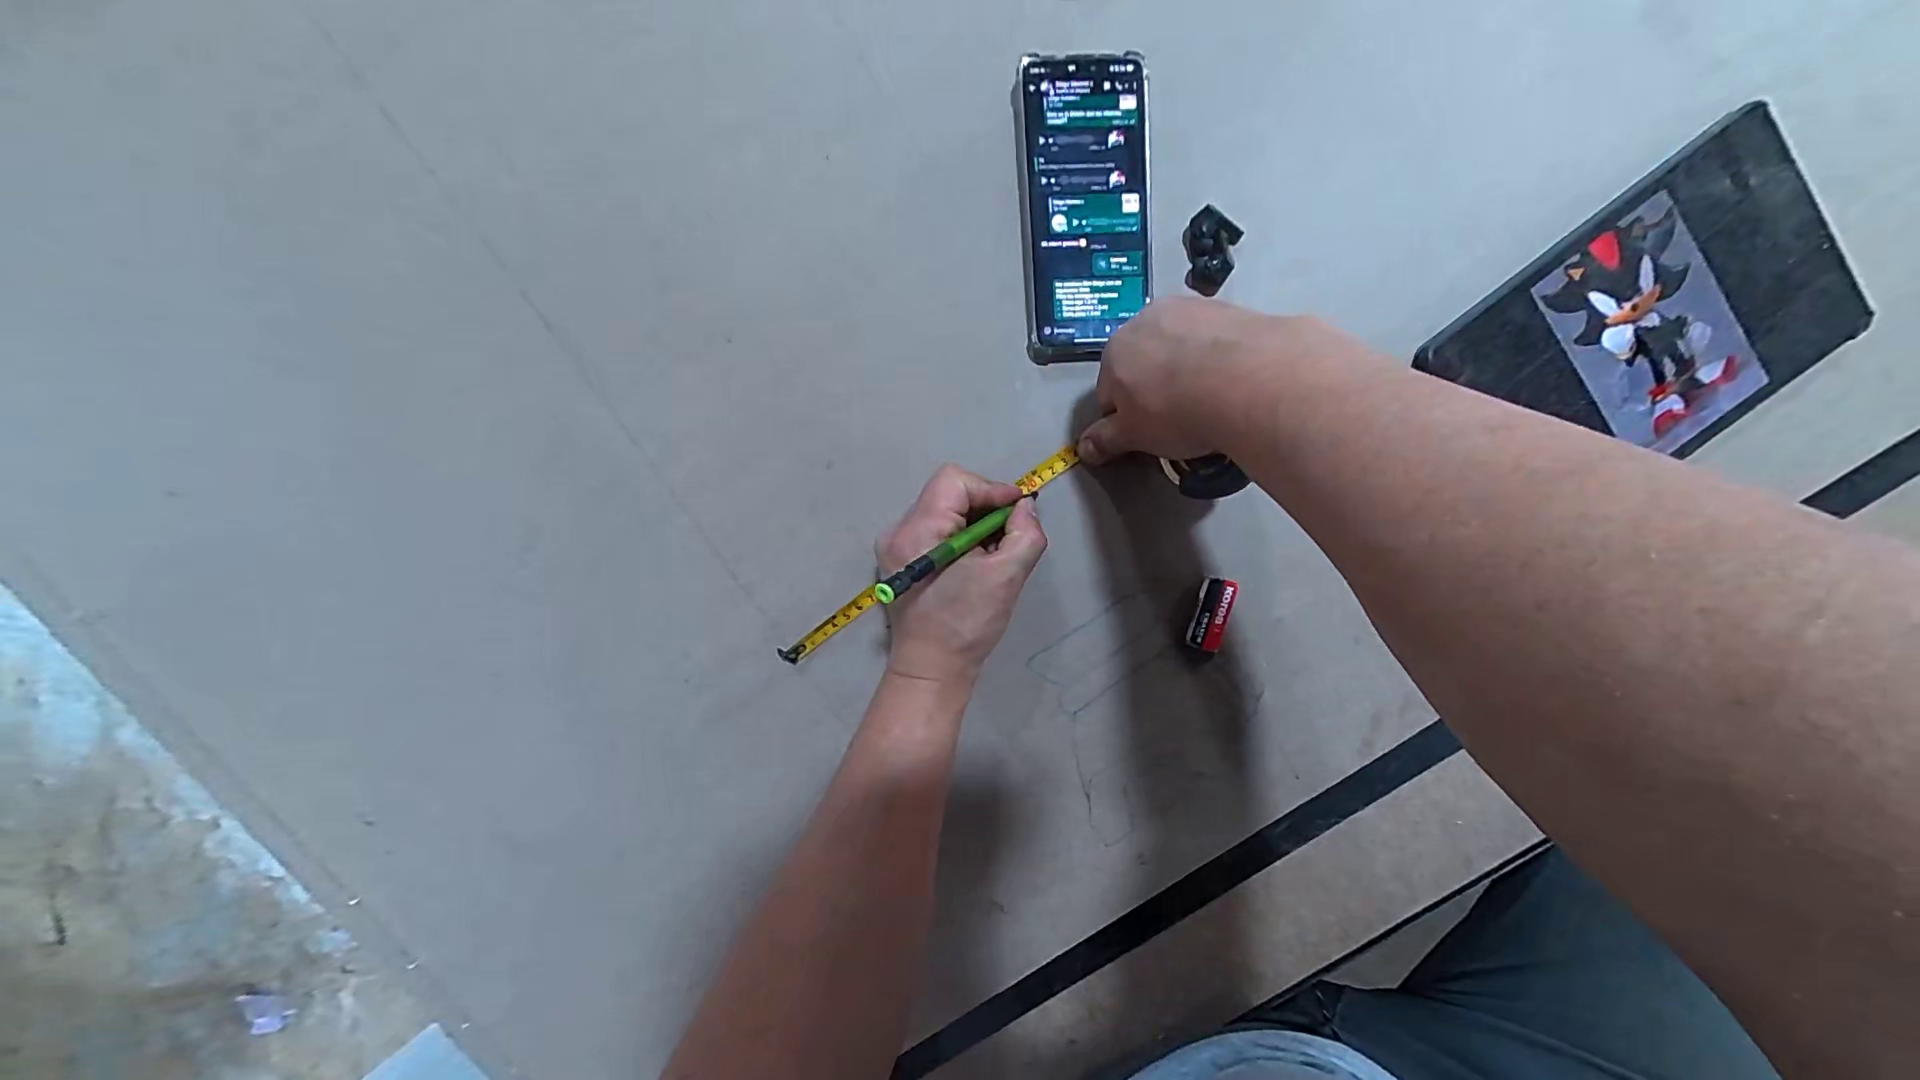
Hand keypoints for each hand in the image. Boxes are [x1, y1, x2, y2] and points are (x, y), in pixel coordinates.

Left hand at [877, 465, 1047, 685]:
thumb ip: (1025, 533)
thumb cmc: (965, 626)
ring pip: (944, 511)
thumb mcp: (1006, 577)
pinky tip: (976, 563)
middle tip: (1009, 535)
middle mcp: (899, 531)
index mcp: (917, 531)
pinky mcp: (903, 560)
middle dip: (985, 508)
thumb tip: (1025, 506)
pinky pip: (937, 531)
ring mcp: (896, 546)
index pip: (955, 481)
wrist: (931, 670)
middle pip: (949, 494)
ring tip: (993, 553)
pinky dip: (962, 537)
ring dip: (975, 524)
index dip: (991, 490)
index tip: (1017, 512)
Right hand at [1076, 296, 1373, 463]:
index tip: (1145, 435)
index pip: (1108, 392)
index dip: (1125, 419)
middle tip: (1178, 418)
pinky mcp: (1229, 307)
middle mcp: (1145, 319)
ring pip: (1178, 347)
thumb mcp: (1134, 437)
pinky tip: (1232, 381)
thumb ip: (1106, 440)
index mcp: (1114, 351)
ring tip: (1209, 400)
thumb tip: (1084, 448)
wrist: (1250, 379)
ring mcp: (1189, 308)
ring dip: (1185, 369)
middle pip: (1143, 362)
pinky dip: (1218, 357)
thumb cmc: (1178, 411)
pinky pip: (1213, 339)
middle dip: (1153, 387)